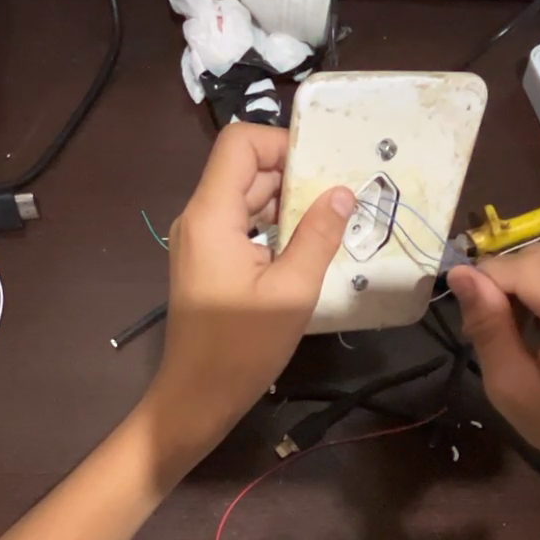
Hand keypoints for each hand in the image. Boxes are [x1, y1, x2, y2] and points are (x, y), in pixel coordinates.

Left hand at [141, 123, 353, 458]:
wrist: (197, 397)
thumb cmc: (242, 348)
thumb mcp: (292, 292)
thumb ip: (318, 236)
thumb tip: (342, 193)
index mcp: (211, 215)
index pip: (240, 143)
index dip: (282, 144)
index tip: (322, 170)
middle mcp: (198, 219)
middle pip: (244, 170)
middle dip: (292, 176)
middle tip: (339, 198)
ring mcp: (199, 243)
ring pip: (244, 200)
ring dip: (285, 205)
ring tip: (329, 224)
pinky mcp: (206, 264)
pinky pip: (240, 228)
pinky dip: (271, 229)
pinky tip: (303, 251)